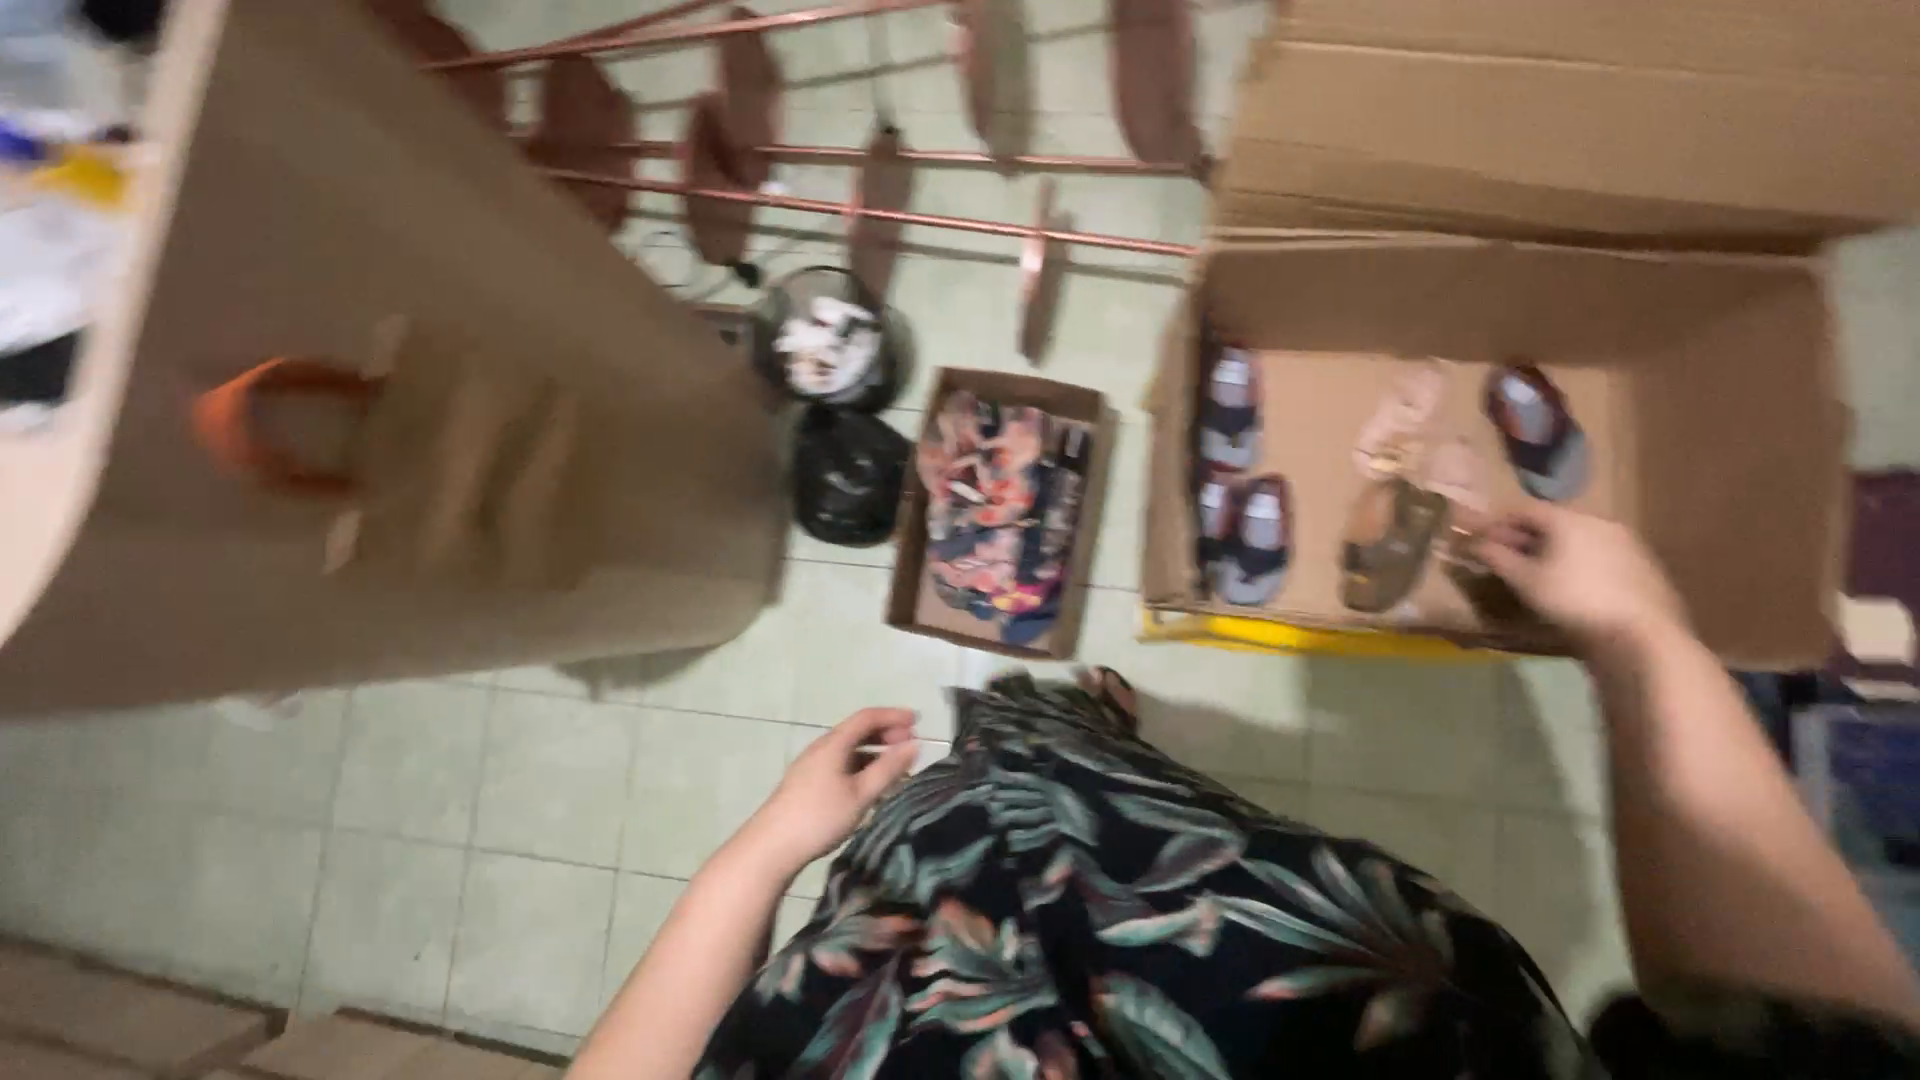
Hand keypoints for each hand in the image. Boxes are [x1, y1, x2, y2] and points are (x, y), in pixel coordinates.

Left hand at [733, 708, 919, 877]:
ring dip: (875, 753)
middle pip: (857, 731)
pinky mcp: (807, 783)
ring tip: (896, 769)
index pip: (867, 717)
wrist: (771, 847)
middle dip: (886, 734)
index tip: (918, 720)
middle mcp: (822, 747)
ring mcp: (812, 765)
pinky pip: (841, 764)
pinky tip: (871, 786)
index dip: (893, 715)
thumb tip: (914, 745)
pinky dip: (861, 767)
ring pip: (849, 750)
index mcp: (834, 743)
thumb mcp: (861, 794)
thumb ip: (888, 769)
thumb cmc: (819, 817)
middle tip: (910, 745)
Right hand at [1475, 503, 1686, 653]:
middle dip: (1522, 538)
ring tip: (1533, 572)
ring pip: (1575, 538)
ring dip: (1549, 549)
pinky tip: (1568, 583)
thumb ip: (1495, 557)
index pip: (1522, 510)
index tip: (1478, 540)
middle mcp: (1599, 522)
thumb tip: (1473, 544)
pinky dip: (1575, 560)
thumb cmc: (1573, 599)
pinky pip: (1596, 553)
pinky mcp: (1641, 564)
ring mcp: (1625, 542)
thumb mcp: (1523, 580)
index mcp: (1569, 519)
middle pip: (1551, 522)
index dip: (1496, 523)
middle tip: (1502, 557)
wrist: (1641, 633)